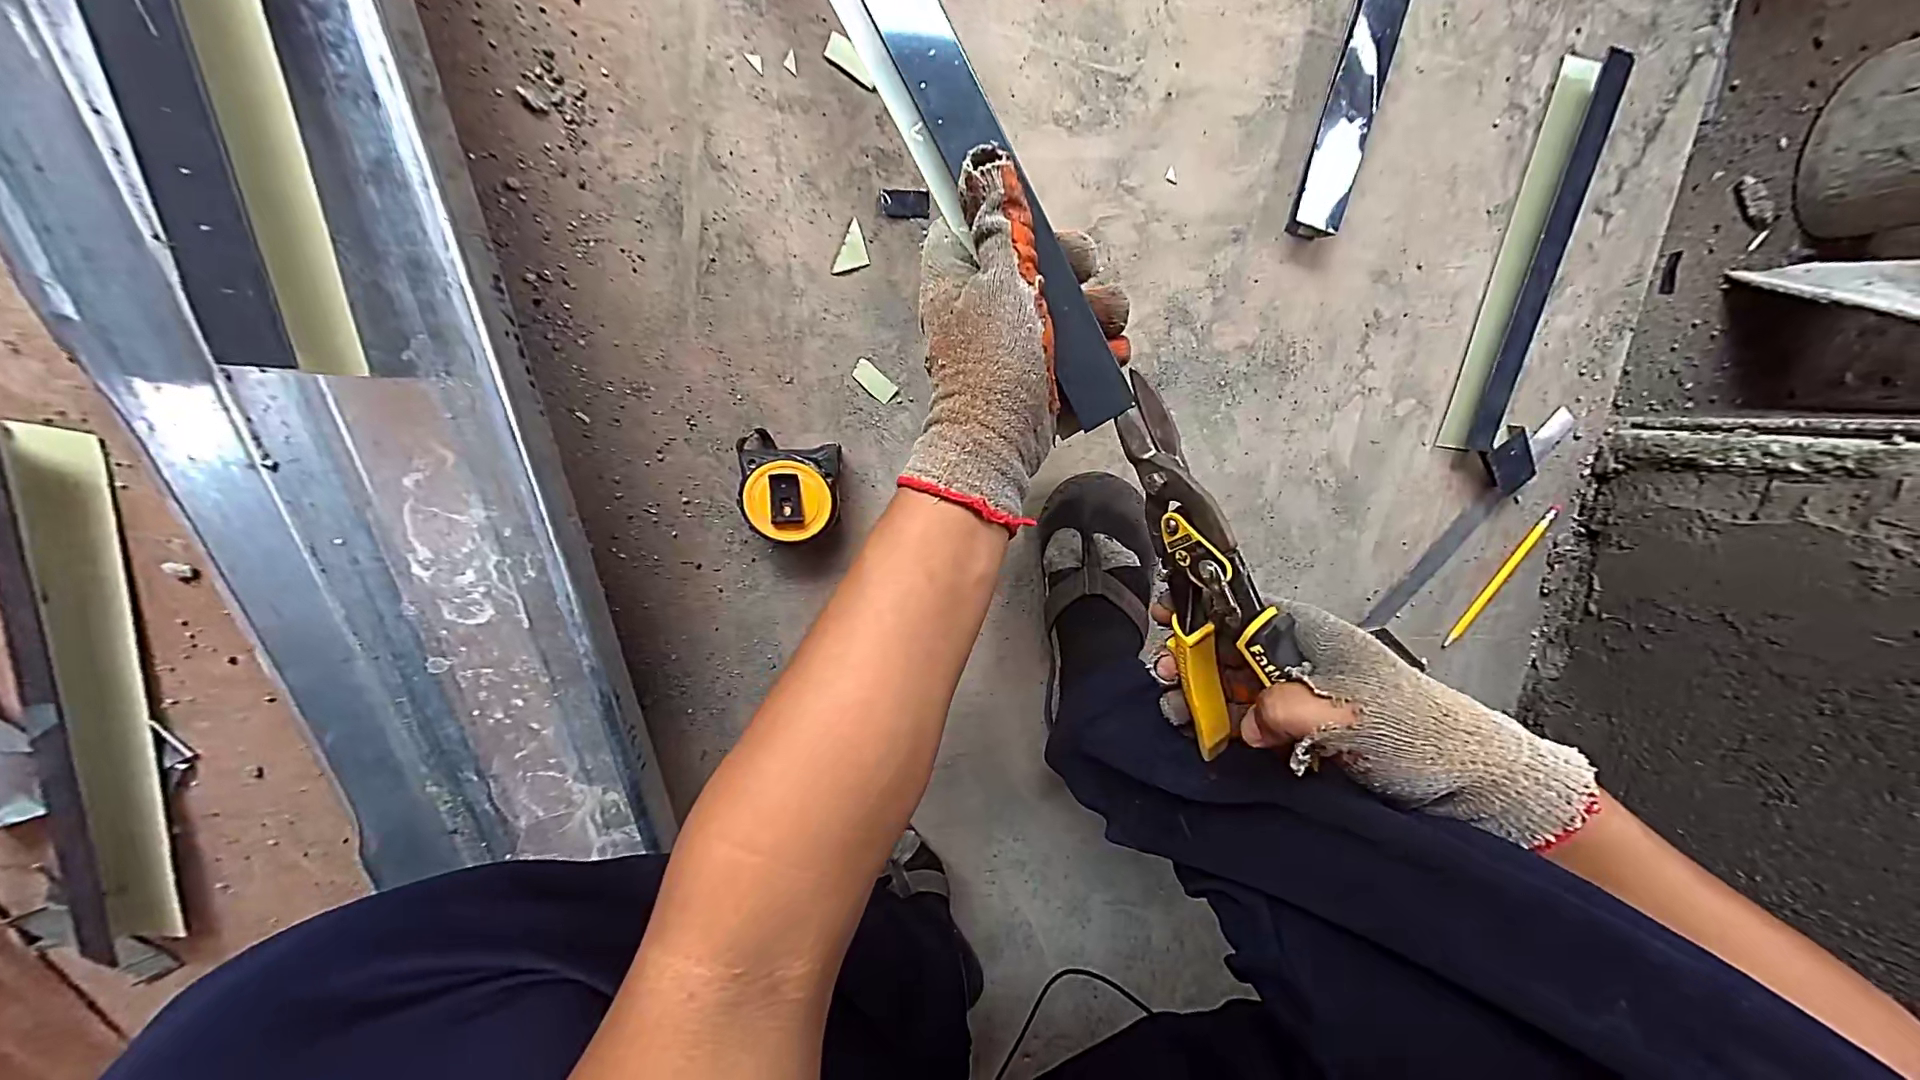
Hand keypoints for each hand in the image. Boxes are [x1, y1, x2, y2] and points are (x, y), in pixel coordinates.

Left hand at [898, 145, 1129, 529]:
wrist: (1000, 439)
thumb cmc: (989, 362)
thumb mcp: (994, 286)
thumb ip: (999, 230)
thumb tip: (984, 172)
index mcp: (964, 272)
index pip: (990, 221)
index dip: (1018, 216)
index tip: (1038, 230)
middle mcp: (995, 298)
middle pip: (1049, 256)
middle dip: (1076, 267)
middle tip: (1078, 283)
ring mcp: (1027, 333)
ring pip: (1078, 298)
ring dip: (1099, 311)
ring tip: (1100, 334)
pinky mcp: (1052, 364)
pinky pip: (1088, 341)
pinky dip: (1102, 349)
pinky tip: (1108, 356)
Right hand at [1152, 599, 1599, 850]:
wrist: (1464, 788)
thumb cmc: (1420, 732)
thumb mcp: (1354, 712)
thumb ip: (1293, 708)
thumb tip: (1250, 721)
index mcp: (1307, 633)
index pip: (1241, 610)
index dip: (1200, 611)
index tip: (1165, 615)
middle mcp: (1291, 658)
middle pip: (1223, 648)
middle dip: (1189, 660)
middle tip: (1163, 675)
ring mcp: (1287, 695)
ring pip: (1226, 686)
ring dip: (1198, 697)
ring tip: (1178, 712)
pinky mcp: (1286, 730)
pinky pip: (1239, 722)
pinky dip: (1217, 728)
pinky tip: (1202, 735)